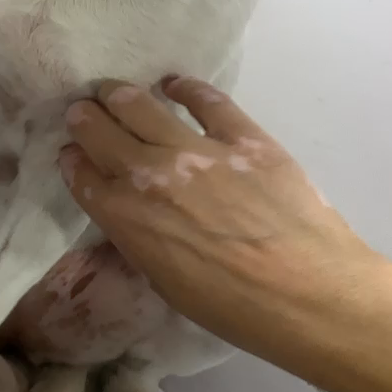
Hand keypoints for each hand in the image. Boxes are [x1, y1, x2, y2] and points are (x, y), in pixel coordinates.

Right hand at [58, 77, 386, 356]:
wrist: (319, 301)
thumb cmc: (233, 306)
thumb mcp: (158, 275)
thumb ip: (131, 231)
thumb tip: (123, 207)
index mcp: (120, 213)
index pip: (77, 168)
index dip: (72, 156)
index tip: (76, 155)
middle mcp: (144, 173)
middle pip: (94, 127)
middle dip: (83, 117)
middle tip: (86, 113)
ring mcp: (194, 151)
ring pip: (136, 103)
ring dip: (117, 94)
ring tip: (115, 92)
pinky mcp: (244, 140)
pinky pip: (207, 101)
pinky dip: (185, 89)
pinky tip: (175, 85)